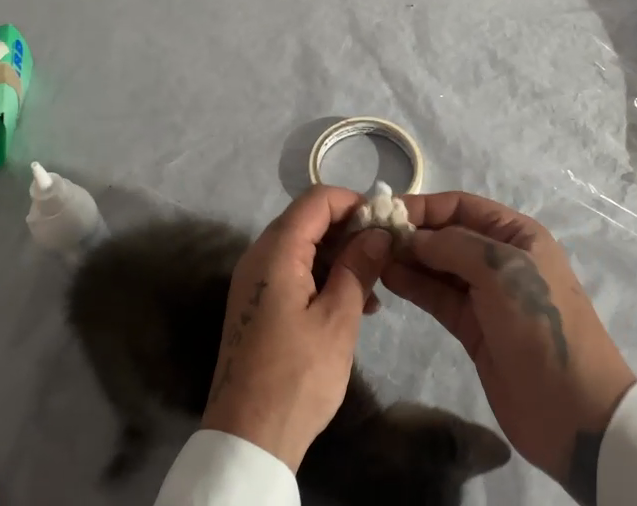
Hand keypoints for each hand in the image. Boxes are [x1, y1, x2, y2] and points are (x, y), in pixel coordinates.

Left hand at [201, 186, 394, 468]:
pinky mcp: (258, 305)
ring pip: (303, 248)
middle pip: (307, 221)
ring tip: (377, 286)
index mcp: (275, 252)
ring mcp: (255, 282)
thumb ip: (358, 267)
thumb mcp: (338, 319)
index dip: (353, 202)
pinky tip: (356, 303)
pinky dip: (323, 278)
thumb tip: (377, 231)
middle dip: (349, 230)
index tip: (386, 223)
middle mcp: (259, 256)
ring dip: (339, 257)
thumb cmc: (298, 375)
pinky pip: (294, 273)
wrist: (249, 437)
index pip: (316, 200)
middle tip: (387, 254)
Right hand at [382, 192, 636, 500]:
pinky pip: (437, 296)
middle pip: (446, 234)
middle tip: (367, 237)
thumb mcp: (501, 271)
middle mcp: (500, 258)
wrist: (573, 411)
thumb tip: (411, 236)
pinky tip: (386, 278)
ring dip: (406, 259)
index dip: (424, 206)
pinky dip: (413, 285)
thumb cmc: (540, 325)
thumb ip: (453, 245)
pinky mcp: (472, 328)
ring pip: (437, 266)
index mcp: (517, 235)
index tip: (383, 212)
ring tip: (369, 256)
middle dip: (410, 232)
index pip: (461, 206)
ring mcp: (485, 295)